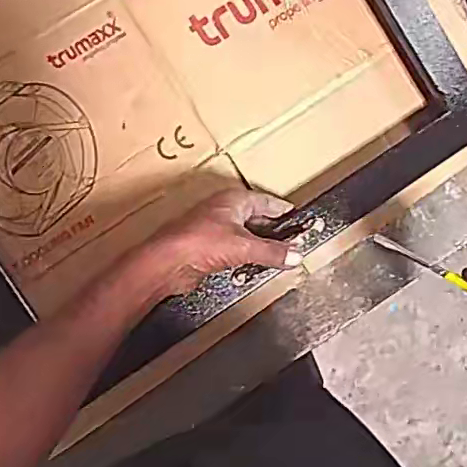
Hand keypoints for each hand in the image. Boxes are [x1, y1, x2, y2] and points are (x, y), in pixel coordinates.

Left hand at [137, 188, 301, 299]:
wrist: (168, 263)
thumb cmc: (199, 242)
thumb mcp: (244, 247)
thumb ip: (273, 252)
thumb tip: (296, 254)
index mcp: (234, 200)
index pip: (267, 201)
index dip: (283, 210)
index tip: (298, 218)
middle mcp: (224, 211)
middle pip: (257, 218)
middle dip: (274, 231)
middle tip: (293, 240)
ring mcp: (215, 229)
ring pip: (246, 235)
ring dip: (261, 246)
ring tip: (279, 255)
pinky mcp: (208, 249)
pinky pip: (235, 251)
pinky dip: (247, 258)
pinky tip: (256, 267)